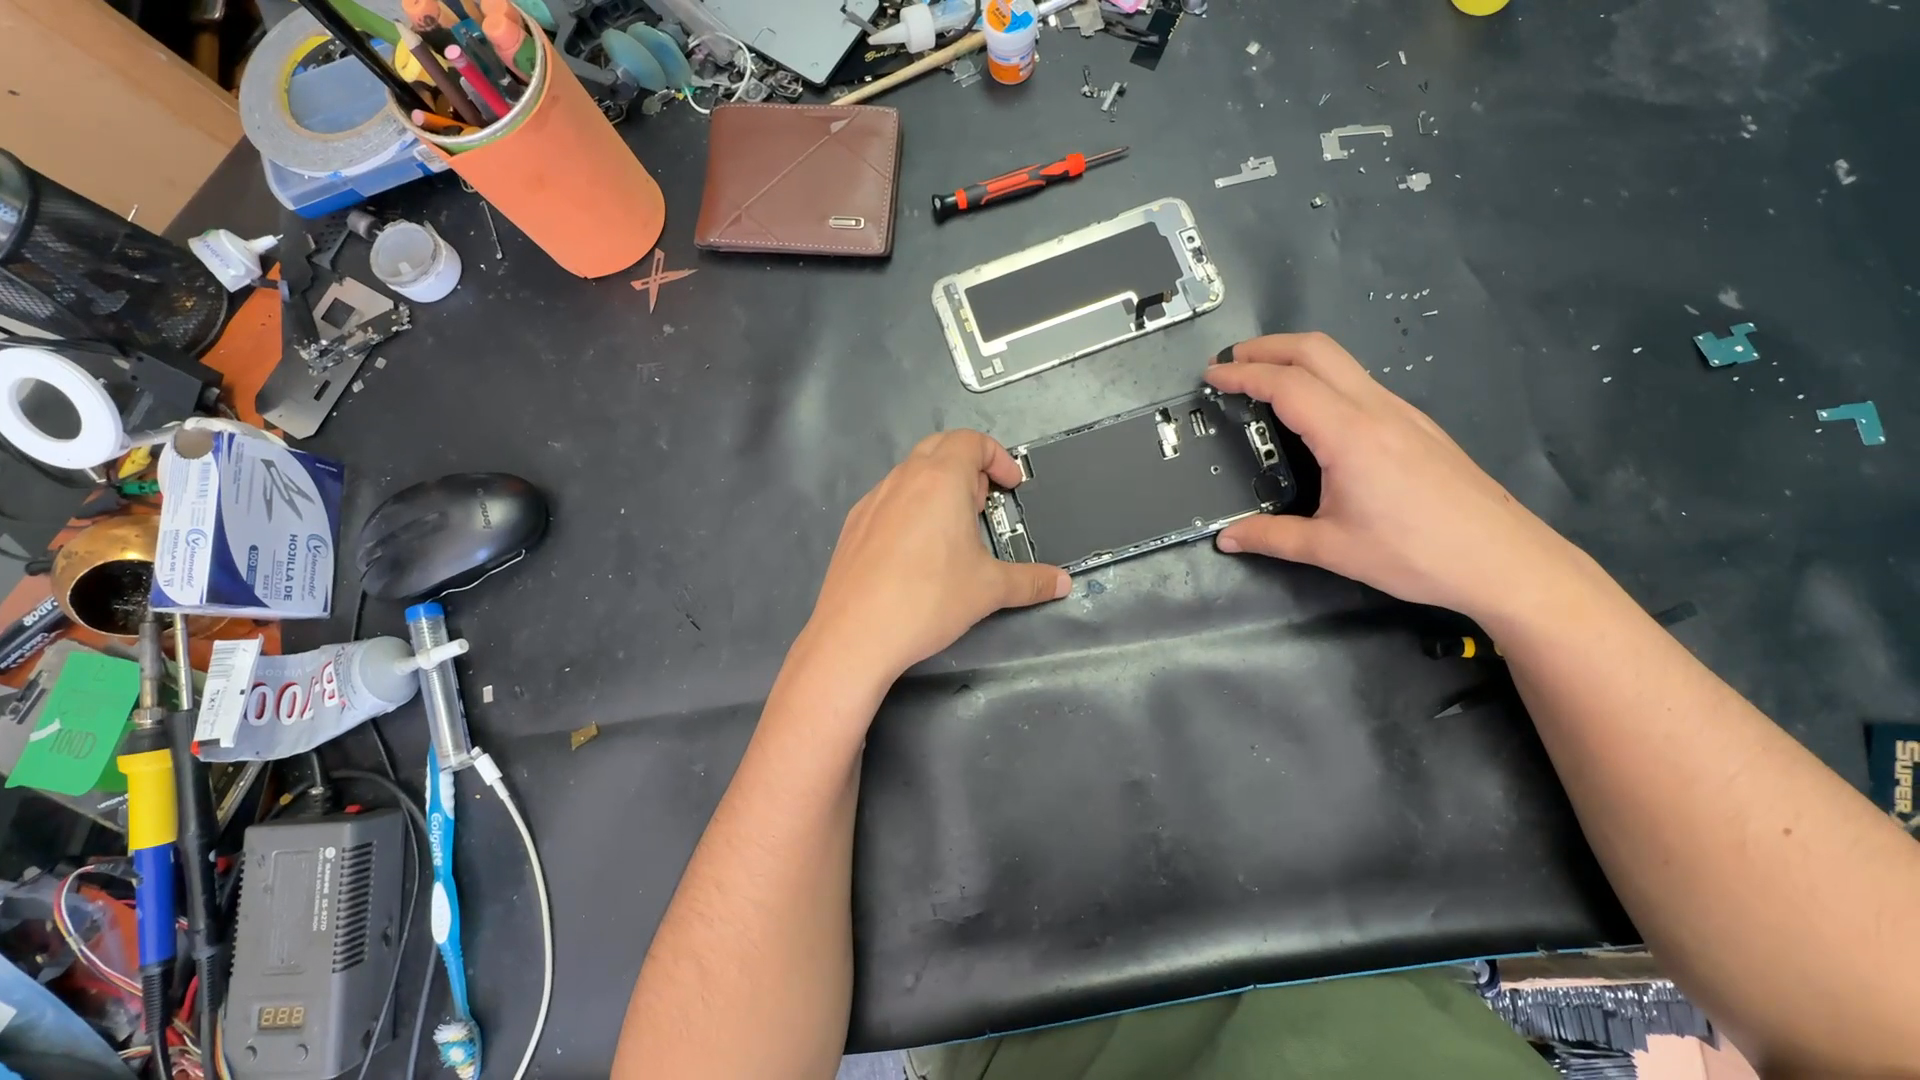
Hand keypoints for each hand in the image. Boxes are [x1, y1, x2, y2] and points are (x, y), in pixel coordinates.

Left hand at [802, 431, 1069, 681]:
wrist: (854, 634)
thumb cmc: (928, 600)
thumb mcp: (989, 590)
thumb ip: (1030, 581)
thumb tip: (1062, 583)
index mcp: (940, 480)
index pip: (971, 442)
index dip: (998, 457)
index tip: (1011, 486)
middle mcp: (903, 479)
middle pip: (939, 447)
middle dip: (968, 466)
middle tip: (984, 504)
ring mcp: (873, 500)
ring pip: (910, 473)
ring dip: (938, 486)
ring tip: (953, 529)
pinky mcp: (853, 525)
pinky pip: (889, 499)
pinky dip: (911, 507)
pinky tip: (916, 550)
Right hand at [1208, 333, 1596, 622]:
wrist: (1502, 558)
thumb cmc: (1415, 553)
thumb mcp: (1332, 549)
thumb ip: (1273, 538)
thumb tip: (1227, 539)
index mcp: (1349, 435)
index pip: (1286, 384)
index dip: (1243, 374)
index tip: (1212, 375)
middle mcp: (1376, 409)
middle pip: (1317, 350)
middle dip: (1267, 346)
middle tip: (1230, 360)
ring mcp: (1402, 412)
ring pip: (1343, 362)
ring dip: (1297, 359)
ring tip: (1263, 381)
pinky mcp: (1417, 425)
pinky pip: (1361, 384)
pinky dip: (1323, 379)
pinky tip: (1312, 413)